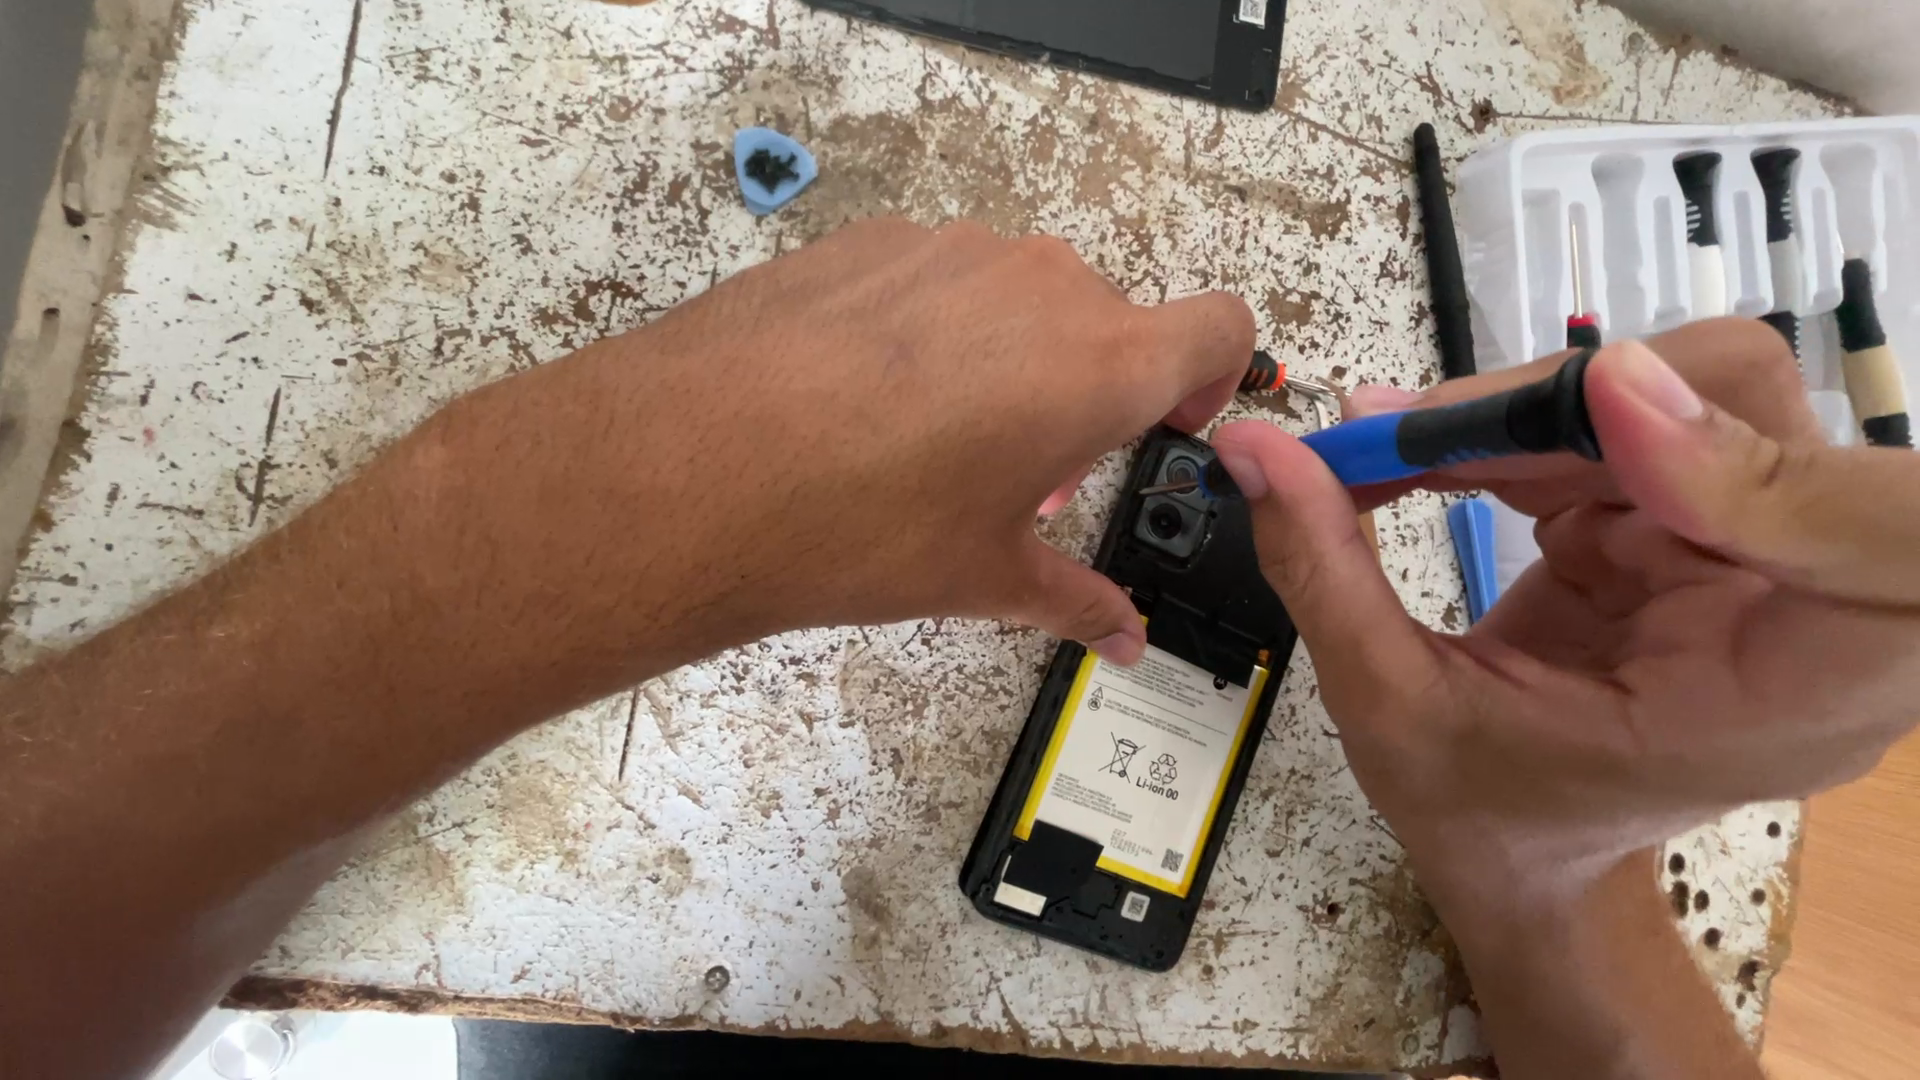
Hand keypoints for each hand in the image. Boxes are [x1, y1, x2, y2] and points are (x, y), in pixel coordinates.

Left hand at [392, 219, 1251, 718]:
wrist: (700, 467)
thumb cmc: (867, 529)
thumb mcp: (987, 578)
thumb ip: (1075, 602)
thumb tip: (1124, 640)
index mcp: (1100, 364)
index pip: (1220, 330)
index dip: (1211, 376)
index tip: (1165, 423)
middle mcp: (1041, 286)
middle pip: (1110, 325)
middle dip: (1089, 393)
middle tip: (1026, 469)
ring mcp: (952, 250)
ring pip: (1022, 300)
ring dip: (1013, 361)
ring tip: (937, 439)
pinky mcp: (873, 241)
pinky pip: (941, 280)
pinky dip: (938, 331)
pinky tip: (869, 397)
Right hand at [1210, 319, 1919, 915]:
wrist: (1514, 844)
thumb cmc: (1472, 806)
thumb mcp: (1381, 701)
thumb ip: (1321, 568)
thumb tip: (1251, 446)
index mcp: (1787, 692)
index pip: (1893, 543)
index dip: (1756, 456)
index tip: (1600, 410)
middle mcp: (1801, 599)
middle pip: (1738, 411)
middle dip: (1552, 404)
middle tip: (1395, 431)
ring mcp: (1738, 545)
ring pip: (1653, 398)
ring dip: (1497, 412)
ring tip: (1367, 451)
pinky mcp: (1671, 518)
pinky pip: (1592, 428)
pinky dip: (1488, 432)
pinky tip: (1407, 466)